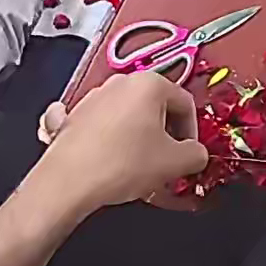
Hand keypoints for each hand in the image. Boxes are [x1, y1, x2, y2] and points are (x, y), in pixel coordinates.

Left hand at [34, 73, 207, 213]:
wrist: (68, 182)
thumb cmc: (123, 164)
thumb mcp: (176, 162)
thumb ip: (197, 154)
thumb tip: (195, 154)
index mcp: (149, 84)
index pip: (185, 103)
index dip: (192, 131)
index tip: (189, 152)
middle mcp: (120, 83)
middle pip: (156, 106)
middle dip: (165, 133)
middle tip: (167, 160)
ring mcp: (93, 98)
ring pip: (128, 115)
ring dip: (138, 136)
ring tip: (138, 166)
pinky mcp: (72, 116)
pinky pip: (98, 123)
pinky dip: (105, 137)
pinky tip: (105, 154)